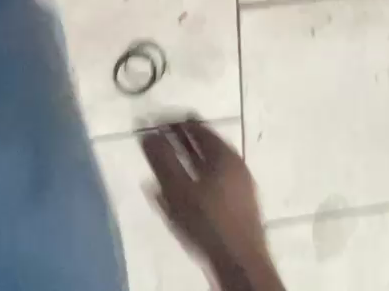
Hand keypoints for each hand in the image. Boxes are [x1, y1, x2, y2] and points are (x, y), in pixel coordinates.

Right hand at [139, 118, 283, 290]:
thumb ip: (160, 158)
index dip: (171, 122)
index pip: (194, 125)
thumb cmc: (207, 222)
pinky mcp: (240, 208)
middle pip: (202, 145)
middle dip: (177, 144)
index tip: (152, 123)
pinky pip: (212, 185)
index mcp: (224, 154)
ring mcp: (241, 187)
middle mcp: (237, 165)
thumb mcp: (177, 187)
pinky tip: (180, 195)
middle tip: (156, 144)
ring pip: (207, 167)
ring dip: (184, 165)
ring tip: (163, 171)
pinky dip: (195, 182)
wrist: (240, 266)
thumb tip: (146, 134)